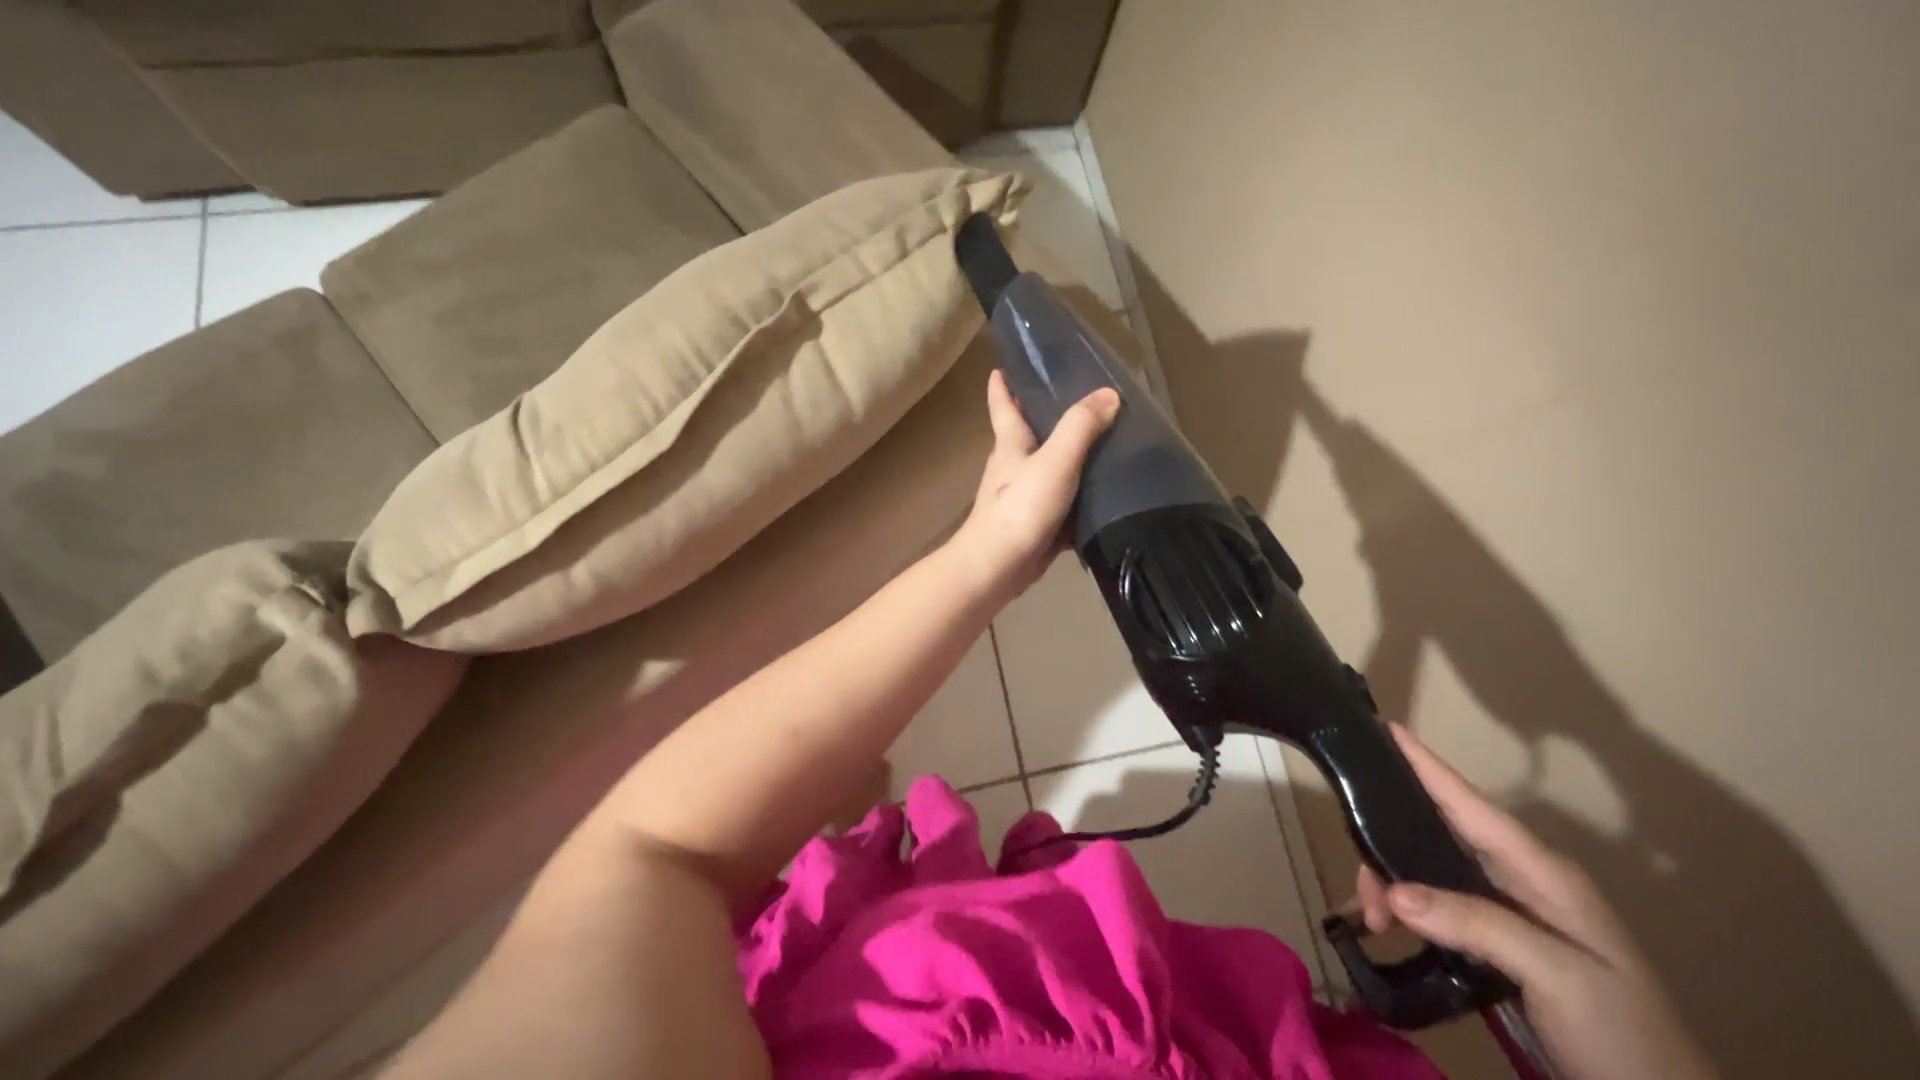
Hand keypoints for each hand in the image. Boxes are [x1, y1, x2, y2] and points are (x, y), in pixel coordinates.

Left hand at [949, 370, 1119, 598]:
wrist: (999, 567)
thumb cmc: (1020, 508)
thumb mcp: (1055, 460)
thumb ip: (1081, 427)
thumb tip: (1108, 394)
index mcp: (1010, 445)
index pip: (1002, 406)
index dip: (1002, 385)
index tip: (1003, 366)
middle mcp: (1012, 467)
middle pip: (1028, 435)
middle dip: (1044, 418)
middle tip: (1075, 400)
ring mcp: (1023, 498)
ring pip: (1047, 470)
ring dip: (1067, 458)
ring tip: (1101, 444)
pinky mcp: (1036, 526)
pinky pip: (1061, 505)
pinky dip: (1077, 499)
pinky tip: (1103, 497)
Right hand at [1356, 725, 1716, 1079]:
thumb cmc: (1621, 1031)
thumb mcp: (1556, 975)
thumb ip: (1478, 925)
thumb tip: (1396, 892)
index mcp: (1543, 874)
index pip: (1475, 807)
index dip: (1431, 768)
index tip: (1388, 729)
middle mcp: (1521, 881)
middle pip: (1439, 837)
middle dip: (1389, 848)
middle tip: (1364, 898)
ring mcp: (1510, 912)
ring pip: (1431, 871)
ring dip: (1394, 887)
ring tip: (1372, 923)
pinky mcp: (1498, 944)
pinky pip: (1437, 906)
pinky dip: (1406, 911)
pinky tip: (1384, 929)